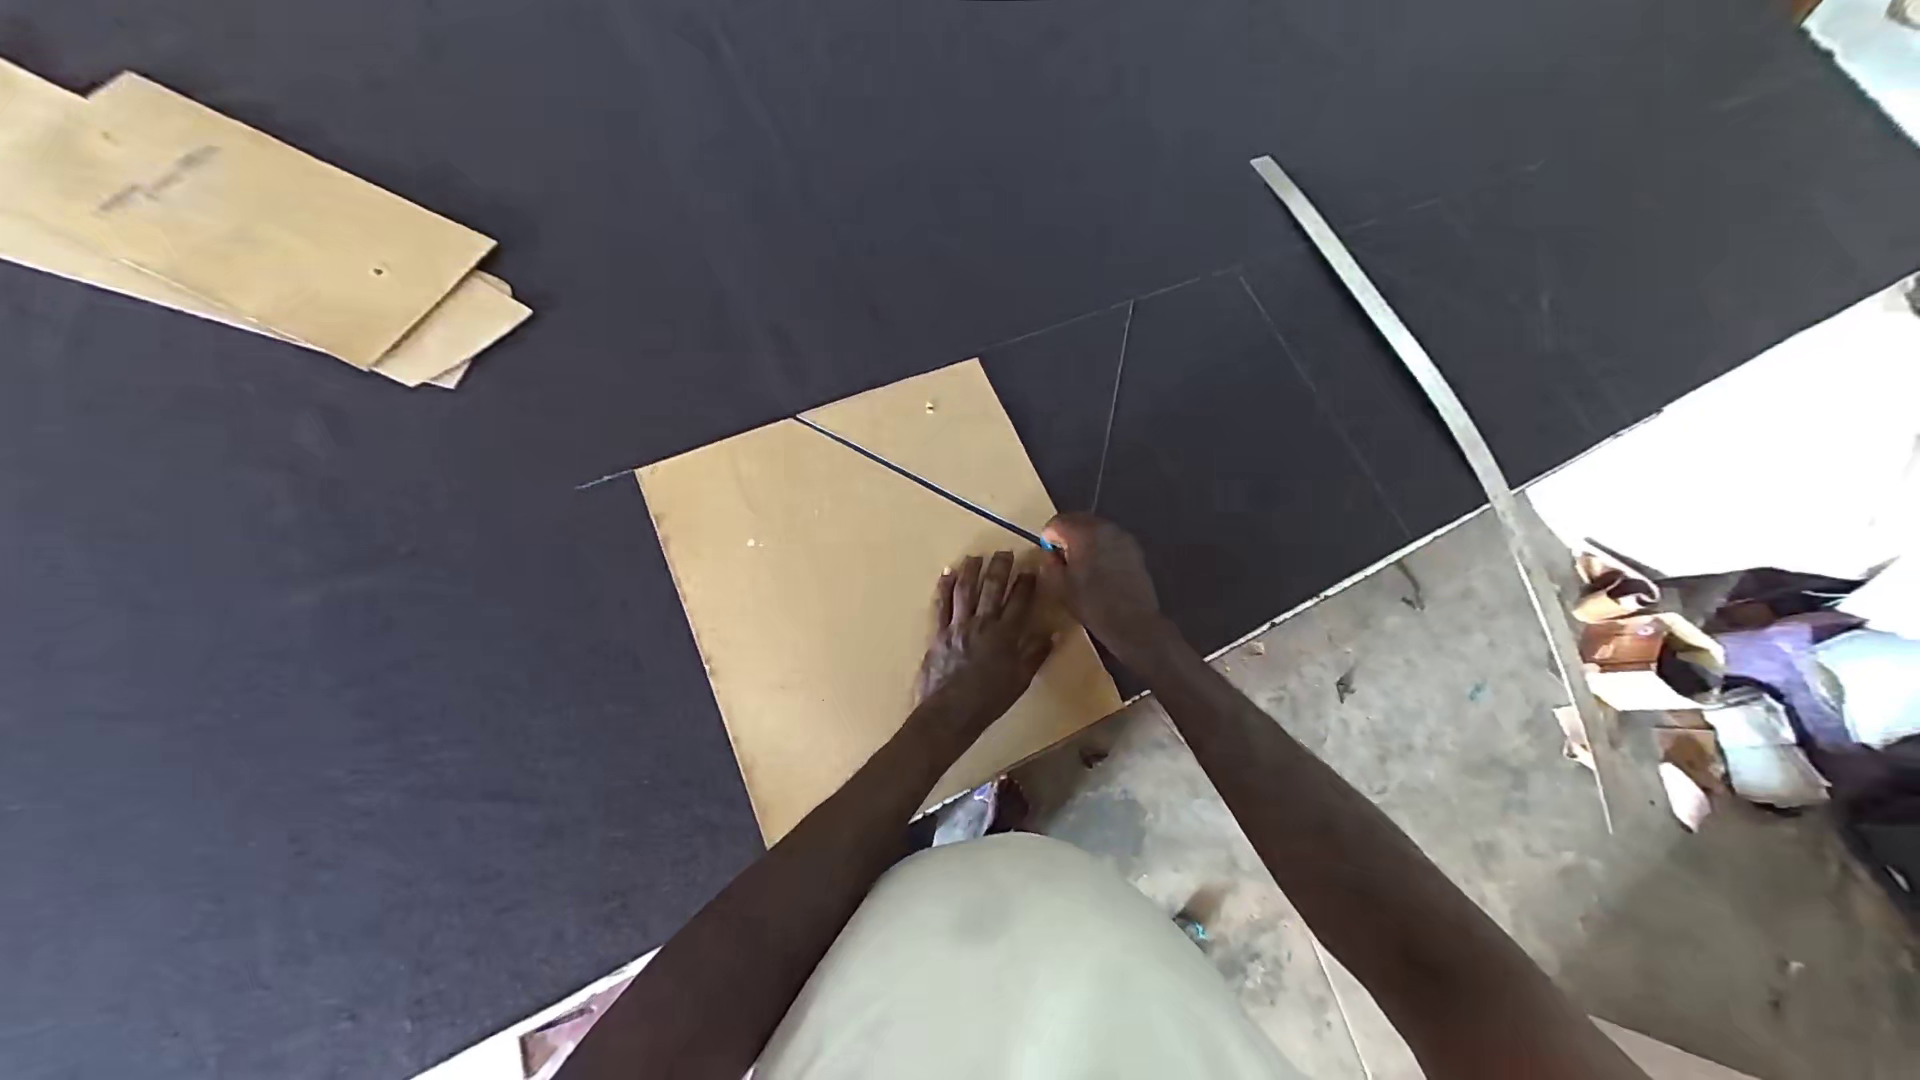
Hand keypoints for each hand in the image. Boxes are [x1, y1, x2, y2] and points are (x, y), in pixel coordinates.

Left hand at [915, 551, 1054, 729]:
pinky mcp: (938, 633)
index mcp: (1005, 635)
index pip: (1020, 601)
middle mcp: (982, 624)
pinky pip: (941, 604)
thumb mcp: (1020, 680)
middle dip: (1000, 567)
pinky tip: (948, 573)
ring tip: (977, 556)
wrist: (950, 713)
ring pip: (966, 590)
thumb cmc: (989, 701)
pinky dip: (944, 587)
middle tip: (1004, 552)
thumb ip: (1035, 654)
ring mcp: (958, 626)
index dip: (1026, 583)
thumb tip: (1051, 633)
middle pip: (992, 588)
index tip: (1030, 568)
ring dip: (972, 570)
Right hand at [1040, 513, 1167, 659]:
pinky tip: (1101, 568)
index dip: (1048, 536)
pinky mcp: (1135, 548)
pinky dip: (1102, 546)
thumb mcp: (1060, 586)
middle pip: (1078, 520)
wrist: (1132, 620)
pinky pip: (1111, 539)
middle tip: (1062, 556)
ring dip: (1085, 539)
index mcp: (1082, 533)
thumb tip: (1051, 552)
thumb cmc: (1091, 603)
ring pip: (1096, 528)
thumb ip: (1050, 563)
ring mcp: (1122, 536)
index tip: (1048, 553)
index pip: (1057, 522)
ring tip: (1083, 563)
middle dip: (1067, 534)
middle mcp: (1104, 527)